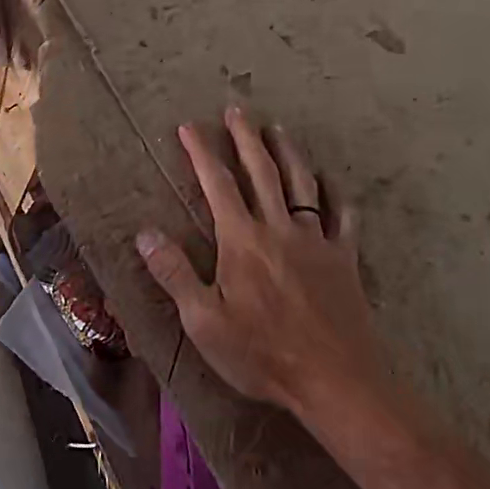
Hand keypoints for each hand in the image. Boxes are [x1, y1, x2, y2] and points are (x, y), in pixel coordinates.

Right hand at [137, 107, 387, 414]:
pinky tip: (331, 182)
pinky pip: (341, 215)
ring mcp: (316, 238)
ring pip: (302, 182)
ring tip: (278, 128)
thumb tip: (145, 233)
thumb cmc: (263, 354)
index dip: (202, 153)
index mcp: (243, 239)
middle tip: (237, 109)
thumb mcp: (205, 322)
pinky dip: (335, 194)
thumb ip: (175, 274)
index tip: (190, 126)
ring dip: (288, 151)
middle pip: (261, 171)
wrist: (335, 379)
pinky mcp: (344, 256)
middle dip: (246, 137)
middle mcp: (280, 227)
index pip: (219, 184)